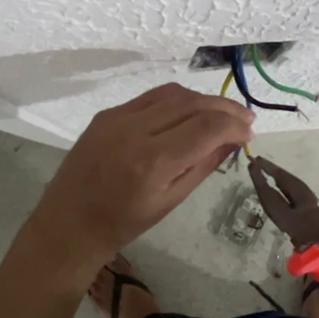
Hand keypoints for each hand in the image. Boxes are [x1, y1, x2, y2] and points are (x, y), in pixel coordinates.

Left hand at [27, 83, 253, 268]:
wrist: (69, 223)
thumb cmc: (123, 223)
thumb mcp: (170, 201)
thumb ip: (203, 165)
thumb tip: (233, 139)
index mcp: (152, 162)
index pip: (206, 128)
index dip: (234, 126)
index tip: (249, 132)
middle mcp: (134, 131)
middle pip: (192, 104)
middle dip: (224, 108)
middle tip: (245, 119)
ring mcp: (117, 118)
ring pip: (172, 94)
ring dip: (202, 100)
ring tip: (222, 113)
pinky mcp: (107, 114)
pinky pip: (150, 98)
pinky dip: (176, 100)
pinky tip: (189, 112)